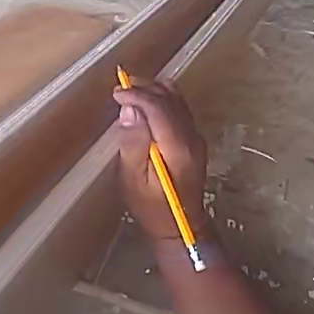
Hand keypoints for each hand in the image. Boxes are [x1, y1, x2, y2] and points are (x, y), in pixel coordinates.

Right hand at [112, 82, 207, 242]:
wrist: (182, 224)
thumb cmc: (153, 207)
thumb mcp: (134, 180)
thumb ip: (133, 143)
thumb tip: (130, 110)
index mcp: (178, 147)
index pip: (160, 108)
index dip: (138, 95)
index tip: (117, 93)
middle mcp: (192, 137)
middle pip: (170, 99)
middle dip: (145, 89)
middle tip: (121, 89)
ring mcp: (196, 136)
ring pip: (178, 100)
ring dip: (154, 91)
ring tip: (131, 93)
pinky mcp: (194, 138)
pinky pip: (179, 109)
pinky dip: (162, 100)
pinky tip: (145, 105)